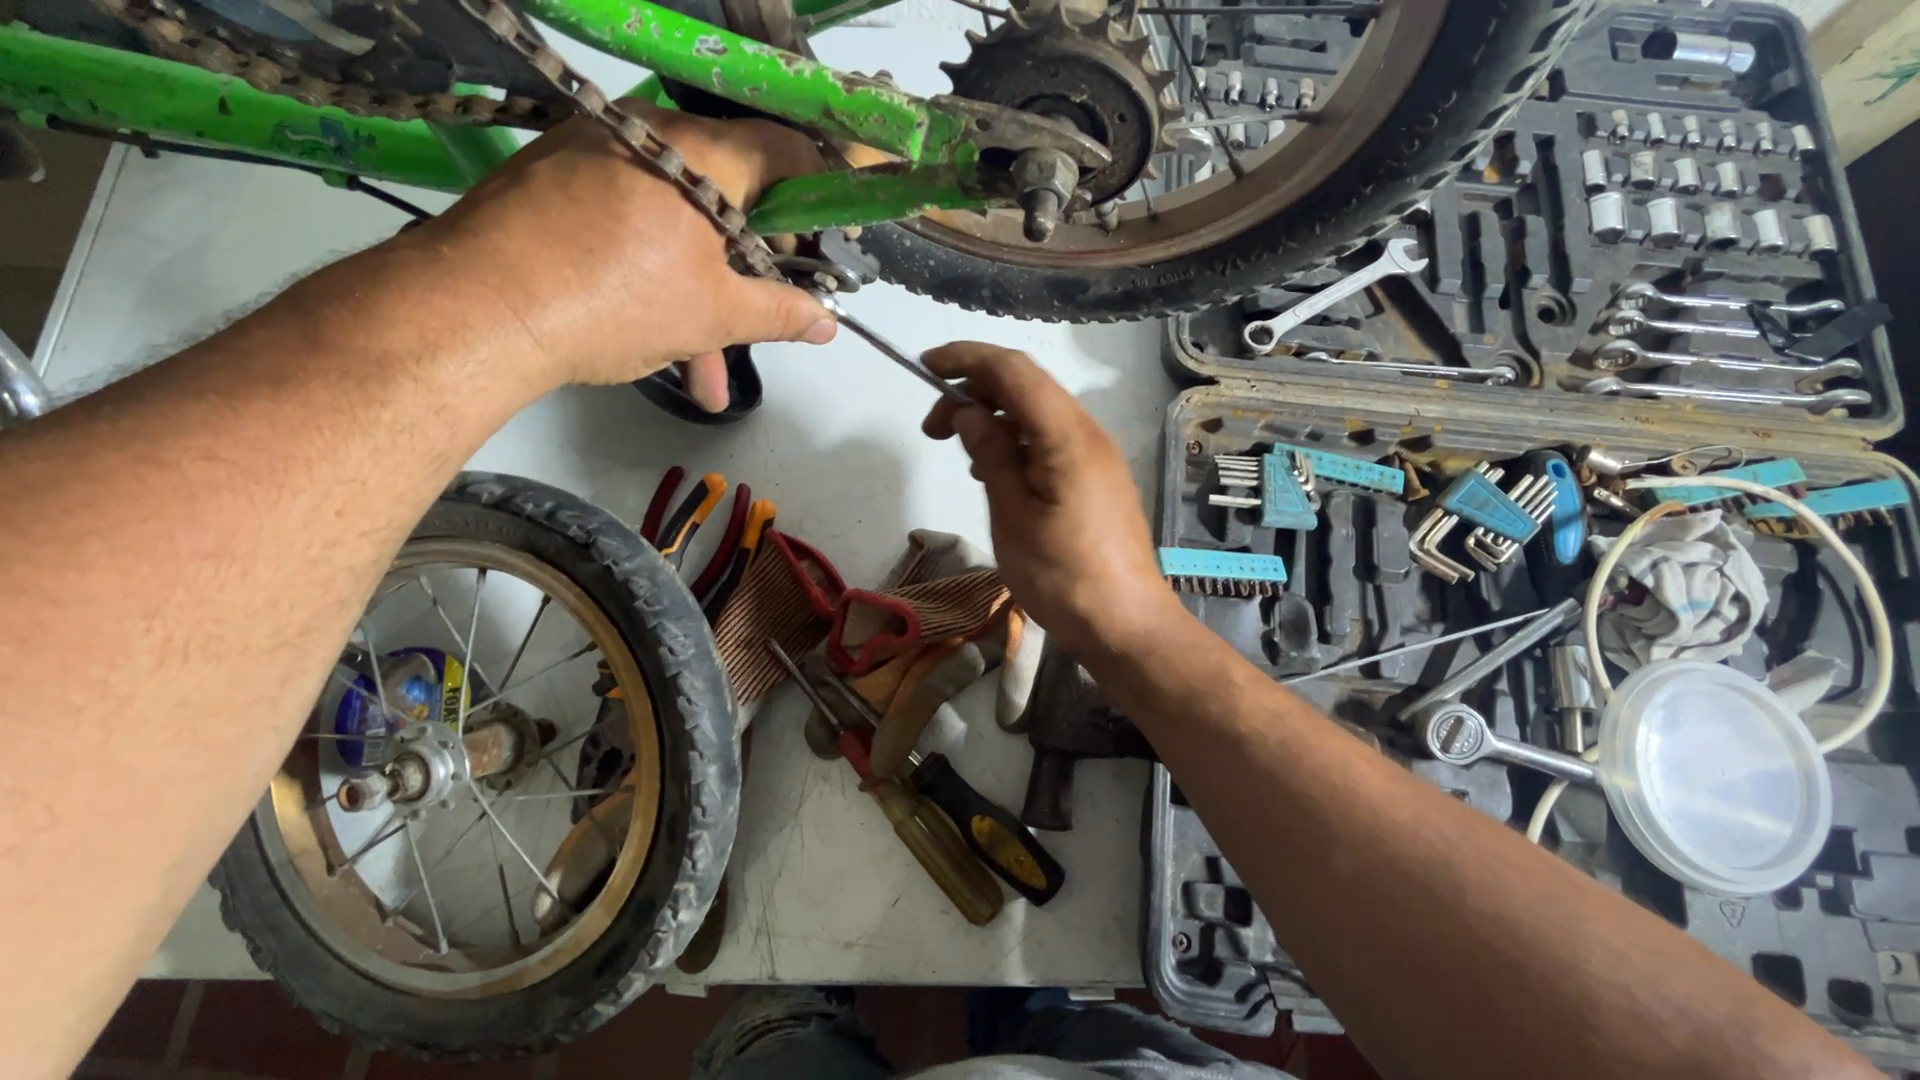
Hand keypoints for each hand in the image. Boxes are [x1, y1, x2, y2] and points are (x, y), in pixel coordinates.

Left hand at [408, 103, 836, 408]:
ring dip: (699, 291)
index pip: (786, 148)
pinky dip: (650, 270)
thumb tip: (828, 324)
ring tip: (702, 368)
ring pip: (675, 218)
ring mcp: (596, 150)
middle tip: (764, 308)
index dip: (817, 193)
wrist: (478, 306)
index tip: (823, 240)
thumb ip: (780, 314)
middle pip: (729, 189)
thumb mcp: (713, 317)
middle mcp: (651, 134)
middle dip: (752, 263)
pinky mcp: (555, 176)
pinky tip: (652, 336)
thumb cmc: (618, 301)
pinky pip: (628, 219)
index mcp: (702, 154)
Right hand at [921, 342, 1179, 657]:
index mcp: (1066, 436)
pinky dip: (1016, 440)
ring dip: (994, 417)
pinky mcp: (1097, 476)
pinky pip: (1051, 439)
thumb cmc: (1062, 577)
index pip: (1014, 370)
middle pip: (1026, 385)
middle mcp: (1088, 433)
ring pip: (1038, 412)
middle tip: (933, 430)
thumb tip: (969, 410)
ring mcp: (1096, 454)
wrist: (1125, 623)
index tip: (925, 367)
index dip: (967, 358)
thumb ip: (991, 455)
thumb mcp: (1013, 517)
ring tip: (962, 454)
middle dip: (974, 391)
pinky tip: (995, 473)